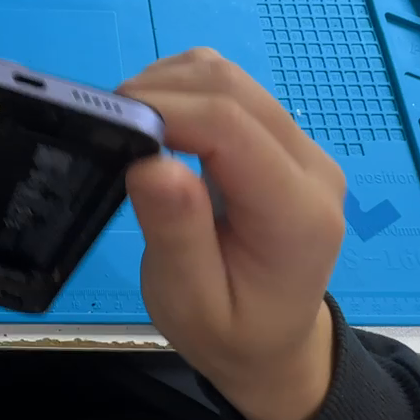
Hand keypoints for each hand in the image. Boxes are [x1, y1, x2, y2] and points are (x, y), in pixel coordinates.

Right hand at [118, 49, 346, 419]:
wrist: (273, 345)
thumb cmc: (228, 332)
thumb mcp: (190, 304)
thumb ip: (176, 233)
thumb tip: (151, 162)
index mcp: (295, 213)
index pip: (229, 125)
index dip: (164, 110)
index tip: (111, 126)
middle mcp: (310, 165)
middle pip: (229, 86)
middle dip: (159, 91)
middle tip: (109, 124)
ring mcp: (299, 144)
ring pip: (227, 74)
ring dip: (169, 84)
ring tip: (131, 125)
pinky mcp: (279, 135)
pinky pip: (227, 84)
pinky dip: (182, 86)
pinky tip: (159, 123)